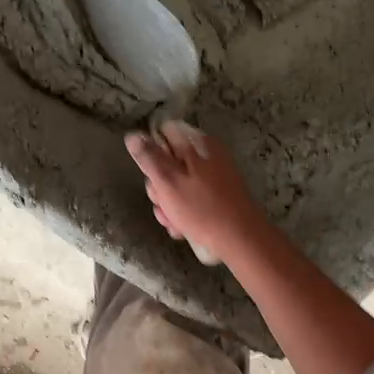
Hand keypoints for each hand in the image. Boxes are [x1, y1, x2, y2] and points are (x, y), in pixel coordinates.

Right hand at [124, 121, 268, 256]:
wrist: (241, 240)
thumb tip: (132, 134)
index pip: (163, 133)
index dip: (151, 153)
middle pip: (168, 161)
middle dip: (159, 186)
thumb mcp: (168, 181)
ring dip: (169, 204)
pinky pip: (191, 197)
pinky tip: (183, 229)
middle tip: (163, 203)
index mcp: (196, 143)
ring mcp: (214, 175)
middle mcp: (206, 154)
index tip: (150, 174)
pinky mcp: (218, 194)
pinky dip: (184, 212)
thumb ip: (149, 157)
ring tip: (173, 222)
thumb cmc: (202, 209)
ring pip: (177, 183)